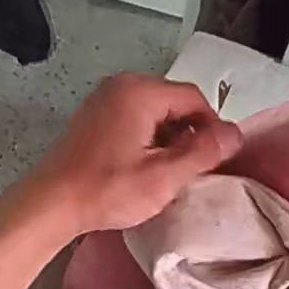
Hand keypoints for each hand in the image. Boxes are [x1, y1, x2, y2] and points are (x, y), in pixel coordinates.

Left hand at [11, 73, 242, 237]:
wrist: (52, 203)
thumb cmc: (107, 190)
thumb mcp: (162, 177)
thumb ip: (202, 153)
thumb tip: (236, 134)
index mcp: (140, 92)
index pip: (194, 98)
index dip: (213, 127)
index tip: (218, 159)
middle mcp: (122, 85)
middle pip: (175, 102)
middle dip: (191, 133)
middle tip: (197, 169)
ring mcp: (105, 100)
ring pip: (156, 113)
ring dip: (171, 139)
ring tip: (173, 172)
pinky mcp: (95, 118)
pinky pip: (136, 120)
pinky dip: (150, 139)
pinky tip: (147, 168)